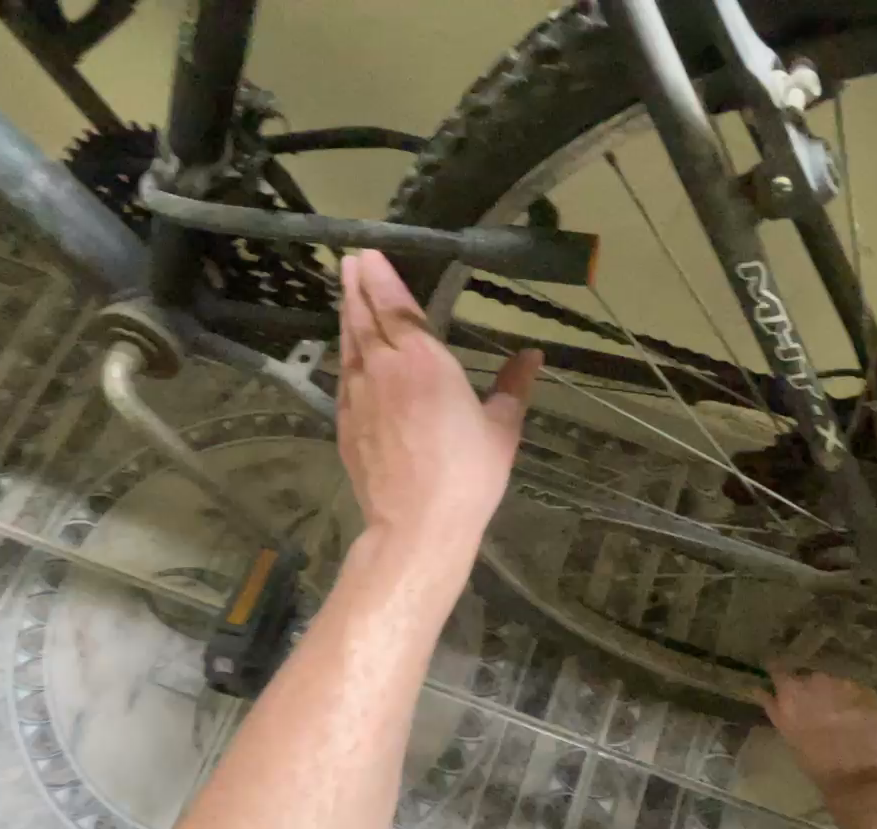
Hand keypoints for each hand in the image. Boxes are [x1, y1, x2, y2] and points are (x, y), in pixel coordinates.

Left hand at [337, 250, 540, 554]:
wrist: (416, 524)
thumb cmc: (468, 475)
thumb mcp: (502, 429)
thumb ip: (514, 387)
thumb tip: (533, 356)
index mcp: (425, 361)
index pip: (398, 307)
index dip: (382, 279)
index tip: (368, 255)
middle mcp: (384, 368)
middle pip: (365, 318)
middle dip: (357, 287)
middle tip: (350, 263)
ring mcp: (358, 396)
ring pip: (349, 344)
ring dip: (347, 316)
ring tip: (345, 295)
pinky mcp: (345, 423)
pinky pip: (343, 376)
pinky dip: (344, 356)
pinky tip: (347, 354)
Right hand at [755, 668, 876, 791]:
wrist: (856, 776)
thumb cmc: (814, 761)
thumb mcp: (787, 733)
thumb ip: (774, 707)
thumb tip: (761, 688)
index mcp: (791, 690)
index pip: (778, 669)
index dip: (779, 672)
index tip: (780, 678)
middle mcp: (815, 680)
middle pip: (810, 677)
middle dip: (812, 689)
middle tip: (817, 710)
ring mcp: (843, 683)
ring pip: (835, 683)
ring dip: (835, 695)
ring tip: (841, 717)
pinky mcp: (868, 692)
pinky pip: (857, 691)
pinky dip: (856, 702)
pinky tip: (858, 720)